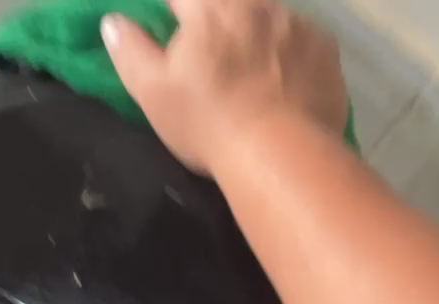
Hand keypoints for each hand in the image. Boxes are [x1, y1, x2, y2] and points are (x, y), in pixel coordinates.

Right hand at [103, 0, 346, 174]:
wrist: (279, 154)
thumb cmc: (207, 123)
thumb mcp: (153, 93)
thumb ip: (131, 52)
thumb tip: (113, 22)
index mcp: (210, 8)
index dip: (173, 12)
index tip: (169, 27)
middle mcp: (257, 3)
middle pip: (230, 3)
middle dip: (217, 21)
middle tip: (211, 59)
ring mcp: (297, 23)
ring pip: (269, 17)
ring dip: (256, 35)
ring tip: (250, 74)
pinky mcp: (325, 50)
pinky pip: (302, 41)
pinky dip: (290, 57)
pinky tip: (282, 88)